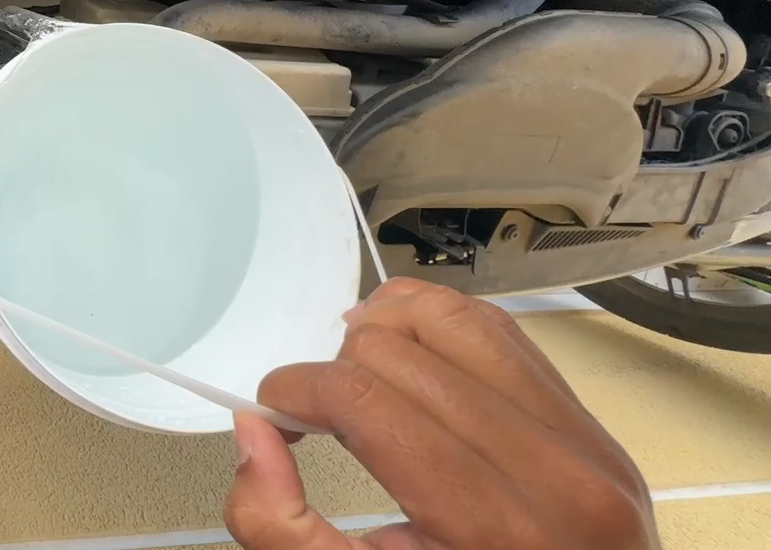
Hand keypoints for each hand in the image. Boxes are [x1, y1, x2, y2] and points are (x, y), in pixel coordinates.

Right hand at [223, 277, 657, 549]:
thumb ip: (276, 525)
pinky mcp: (588, 418)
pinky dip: (425, 321)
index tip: (281, 418)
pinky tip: (405, 359)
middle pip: (387, 351)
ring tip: (362, 376)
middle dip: (331, 372)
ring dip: (377, 331)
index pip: (359, 398)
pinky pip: (486, 322)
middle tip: (329, 420)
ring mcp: (585, 439)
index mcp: (498, 528)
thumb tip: (254, 427)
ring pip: (439, 314)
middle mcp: (555, 474)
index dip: (292, 390)